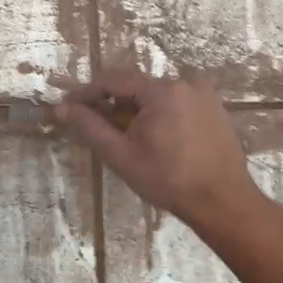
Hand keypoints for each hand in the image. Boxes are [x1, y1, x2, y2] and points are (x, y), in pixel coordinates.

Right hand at [50, 70, 265, 230]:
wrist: (222, 202)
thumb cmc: (167, 179)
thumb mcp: (119, 154)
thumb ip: (88, 126)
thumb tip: (60, 108)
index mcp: (163, 90)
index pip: (112, 80)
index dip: (85, 94)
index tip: (67, 109)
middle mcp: (186, 83)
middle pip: (134, 88)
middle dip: (110, 106)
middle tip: (94, 131)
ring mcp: (204, 95)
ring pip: (154, 96)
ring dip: (133, 112)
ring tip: (122, 140)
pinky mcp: (214, 109)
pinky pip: (174, 104)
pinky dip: (156, 116)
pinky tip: (151, 141)